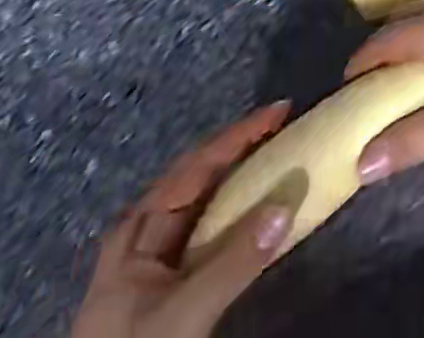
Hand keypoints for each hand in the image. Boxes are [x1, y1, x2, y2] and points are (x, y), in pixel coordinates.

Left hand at [70, 102, 296, 337]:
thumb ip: (232, 262)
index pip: (196, 166)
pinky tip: (261, 207)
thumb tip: (284, 206)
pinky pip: (212, 230)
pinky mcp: (171, 281)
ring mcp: (157, 258)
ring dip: (242, 174)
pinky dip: (240, 209)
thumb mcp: (182, 313)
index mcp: (137, 229)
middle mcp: (145, 233)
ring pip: (206, 201)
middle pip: (199, 176)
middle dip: (242, 146)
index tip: (281, 110)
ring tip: (279, 154)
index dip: (239, 134)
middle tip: (286, 126)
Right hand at [343, 0, 423, 182]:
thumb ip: (411, 142)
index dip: (357, 69)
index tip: (346, 96)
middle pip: (396, 24)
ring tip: (403, 78)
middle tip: (372, 90)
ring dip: (404, 39)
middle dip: (378, 51)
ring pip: (420, 15)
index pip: (378, 45)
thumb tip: (361, 164)